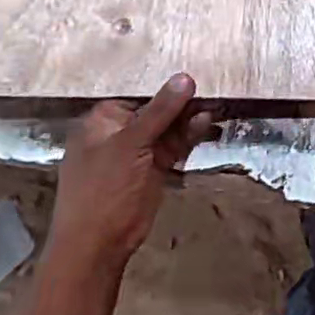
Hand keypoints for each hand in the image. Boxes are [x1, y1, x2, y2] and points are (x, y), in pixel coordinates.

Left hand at [49, 73, 213, 274]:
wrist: (99, 243)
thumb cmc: (103, 189)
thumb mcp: (131, 144)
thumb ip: (160, 110)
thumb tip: (185, 77)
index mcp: (102, 122)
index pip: (138, 92)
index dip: (165, 83)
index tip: (195, 70)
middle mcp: (120, 132)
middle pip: (157, 108)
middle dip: (183, 100)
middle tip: (213, 88)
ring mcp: (139, 150)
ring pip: (170, 125)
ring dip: (191, 116)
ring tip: (215, 104)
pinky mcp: (155, 165)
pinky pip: (176, 143)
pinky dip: (191, 133)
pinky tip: (207, 122)